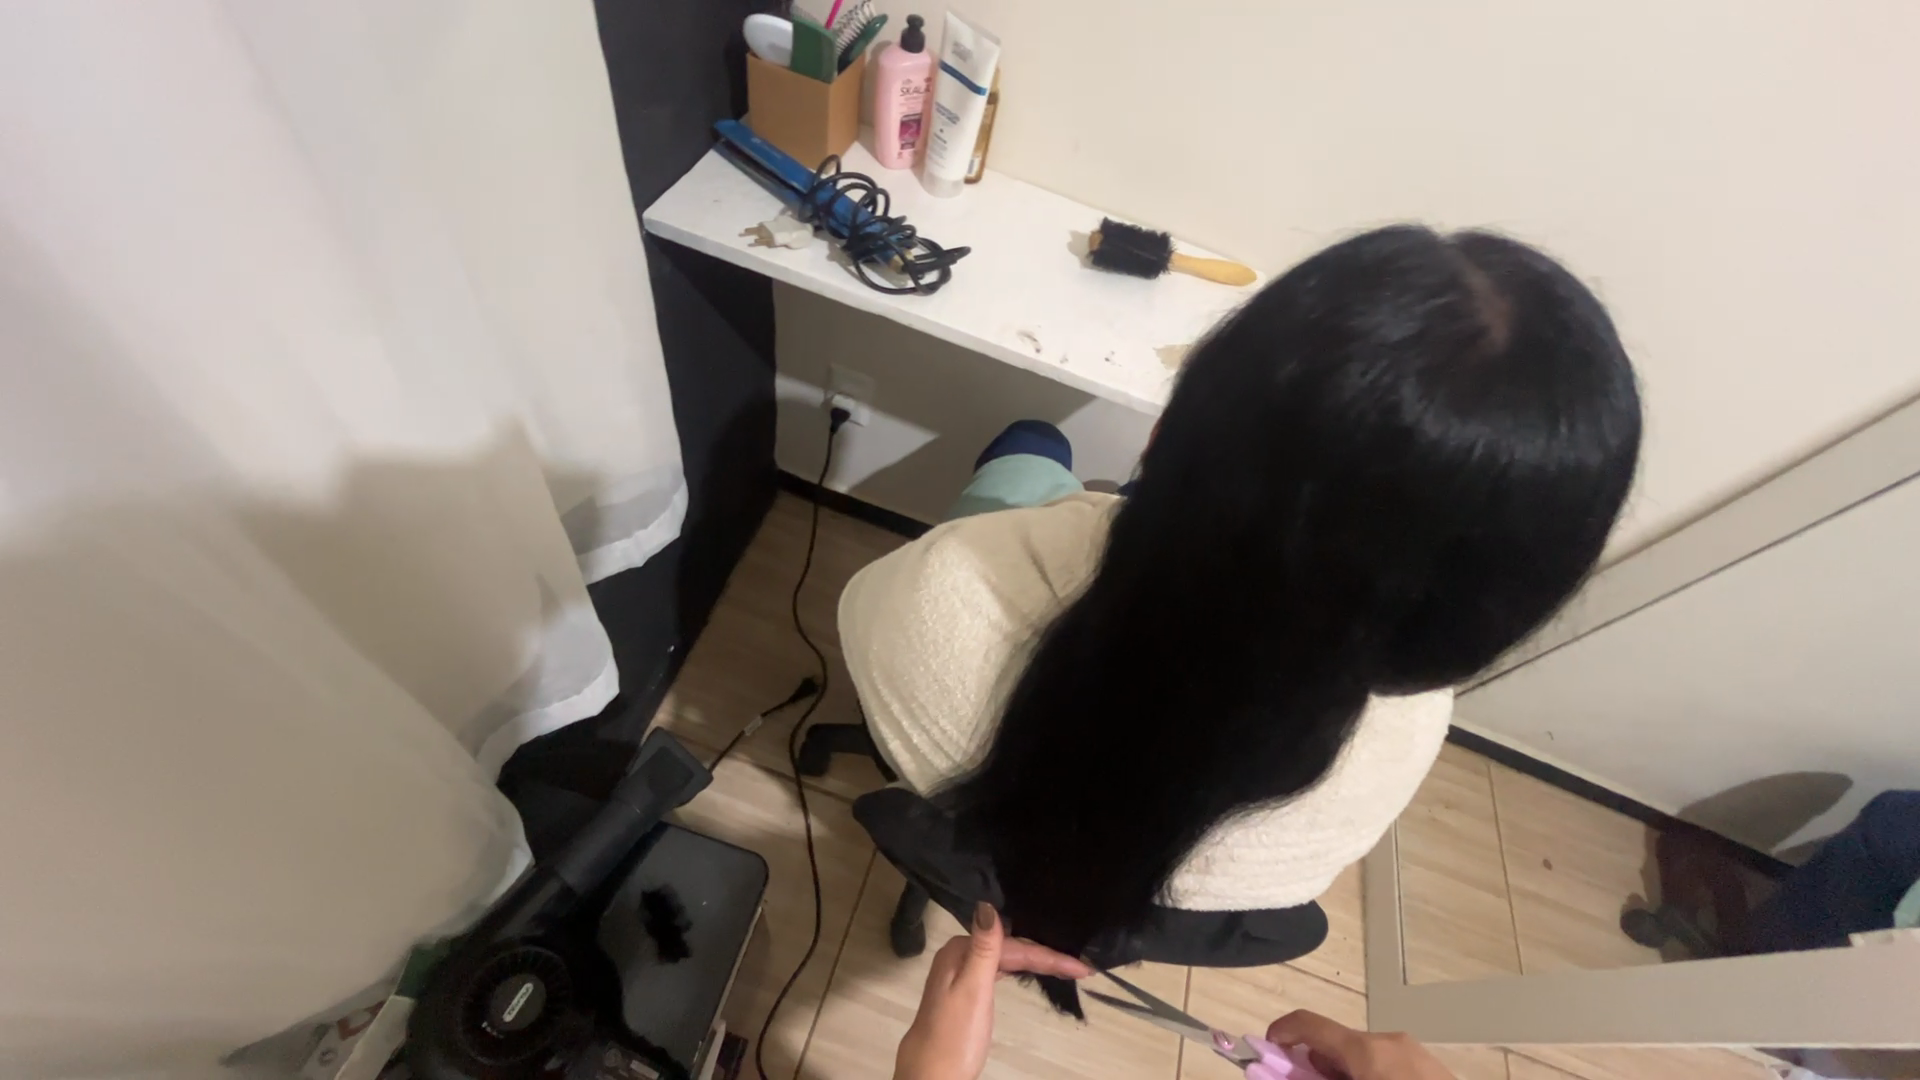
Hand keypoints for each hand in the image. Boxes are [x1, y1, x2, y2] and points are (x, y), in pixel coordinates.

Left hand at [893, 902, 1092, 1079]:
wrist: (928, 1077)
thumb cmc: (954, 1037)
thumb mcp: (971, 991)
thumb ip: (983, 948)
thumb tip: (986, 903)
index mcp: (961, 950)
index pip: (1014, 947)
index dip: (1047, 955)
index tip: (1081, 967)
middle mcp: (960, 954)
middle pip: (1010, 950)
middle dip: (1045, 956)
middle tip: (1081, 967)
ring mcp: (960, 973)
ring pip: (1005, 960)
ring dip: (1033, 962)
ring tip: (1064, 966)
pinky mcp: (965, 990)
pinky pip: (998, 971)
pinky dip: (1017, 971)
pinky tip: (1026, 970)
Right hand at [1265, 1010, 1456, 1079]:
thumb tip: (1286, 1075)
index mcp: (1366, 1051)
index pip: (1308, 1024)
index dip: (1280, 1034)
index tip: (1266, 1057)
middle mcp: (1389, 1042)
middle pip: (1336, 1043)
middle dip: (1317, 1070)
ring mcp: (1417, 1056)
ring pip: (1364, 1058)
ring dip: (1346, 1077)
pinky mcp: (1437, 1073)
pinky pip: (1390, 1069)